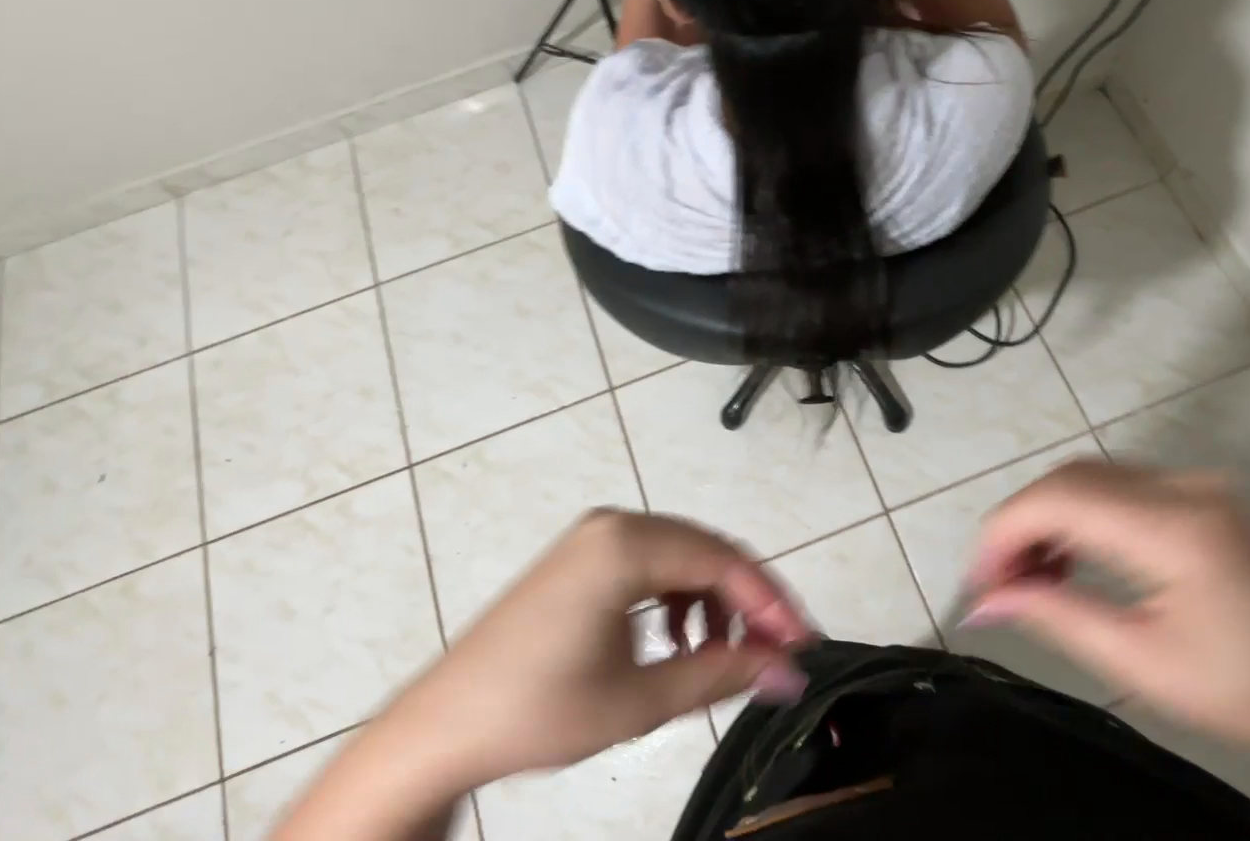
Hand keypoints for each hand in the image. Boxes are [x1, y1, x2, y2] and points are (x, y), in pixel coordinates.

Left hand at [392, 510, 814, 785]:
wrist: (445, 725)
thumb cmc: (537, 710)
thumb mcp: (641, 700)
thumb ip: (723, 674)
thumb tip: (789, 672)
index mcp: (624, 545)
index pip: (722, 561)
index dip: (771, 604)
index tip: (805, 646)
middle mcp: (612, 524)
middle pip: (706, 551)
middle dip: (748, 602)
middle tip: (780, 654)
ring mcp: (593, 537)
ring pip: (681, 558)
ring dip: (714, 603)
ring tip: (724, 656)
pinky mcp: (582, 558)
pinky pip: (651, 565)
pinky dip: (678, 600)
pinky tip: (679, 642)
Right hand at [964, 461, 1249, 760]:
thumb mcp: (1145, 664)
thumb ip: (1057, 618)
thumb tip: (984, 601)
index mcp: (1174, 529)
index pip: (1056, 500)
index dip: (1002, 533)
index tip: (978, 583)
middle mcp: (1182, 488)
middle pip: (1066, 478)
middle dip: (1016, 525)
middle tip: (995, 585)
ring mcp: (1194, 484)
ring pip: (1086, 477)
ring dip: (1043, 518)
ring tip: (1025, 578)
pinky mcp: (1198, 495)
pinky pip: (1114, 487)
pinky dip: (1075, 514)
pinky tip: (1068, 560)